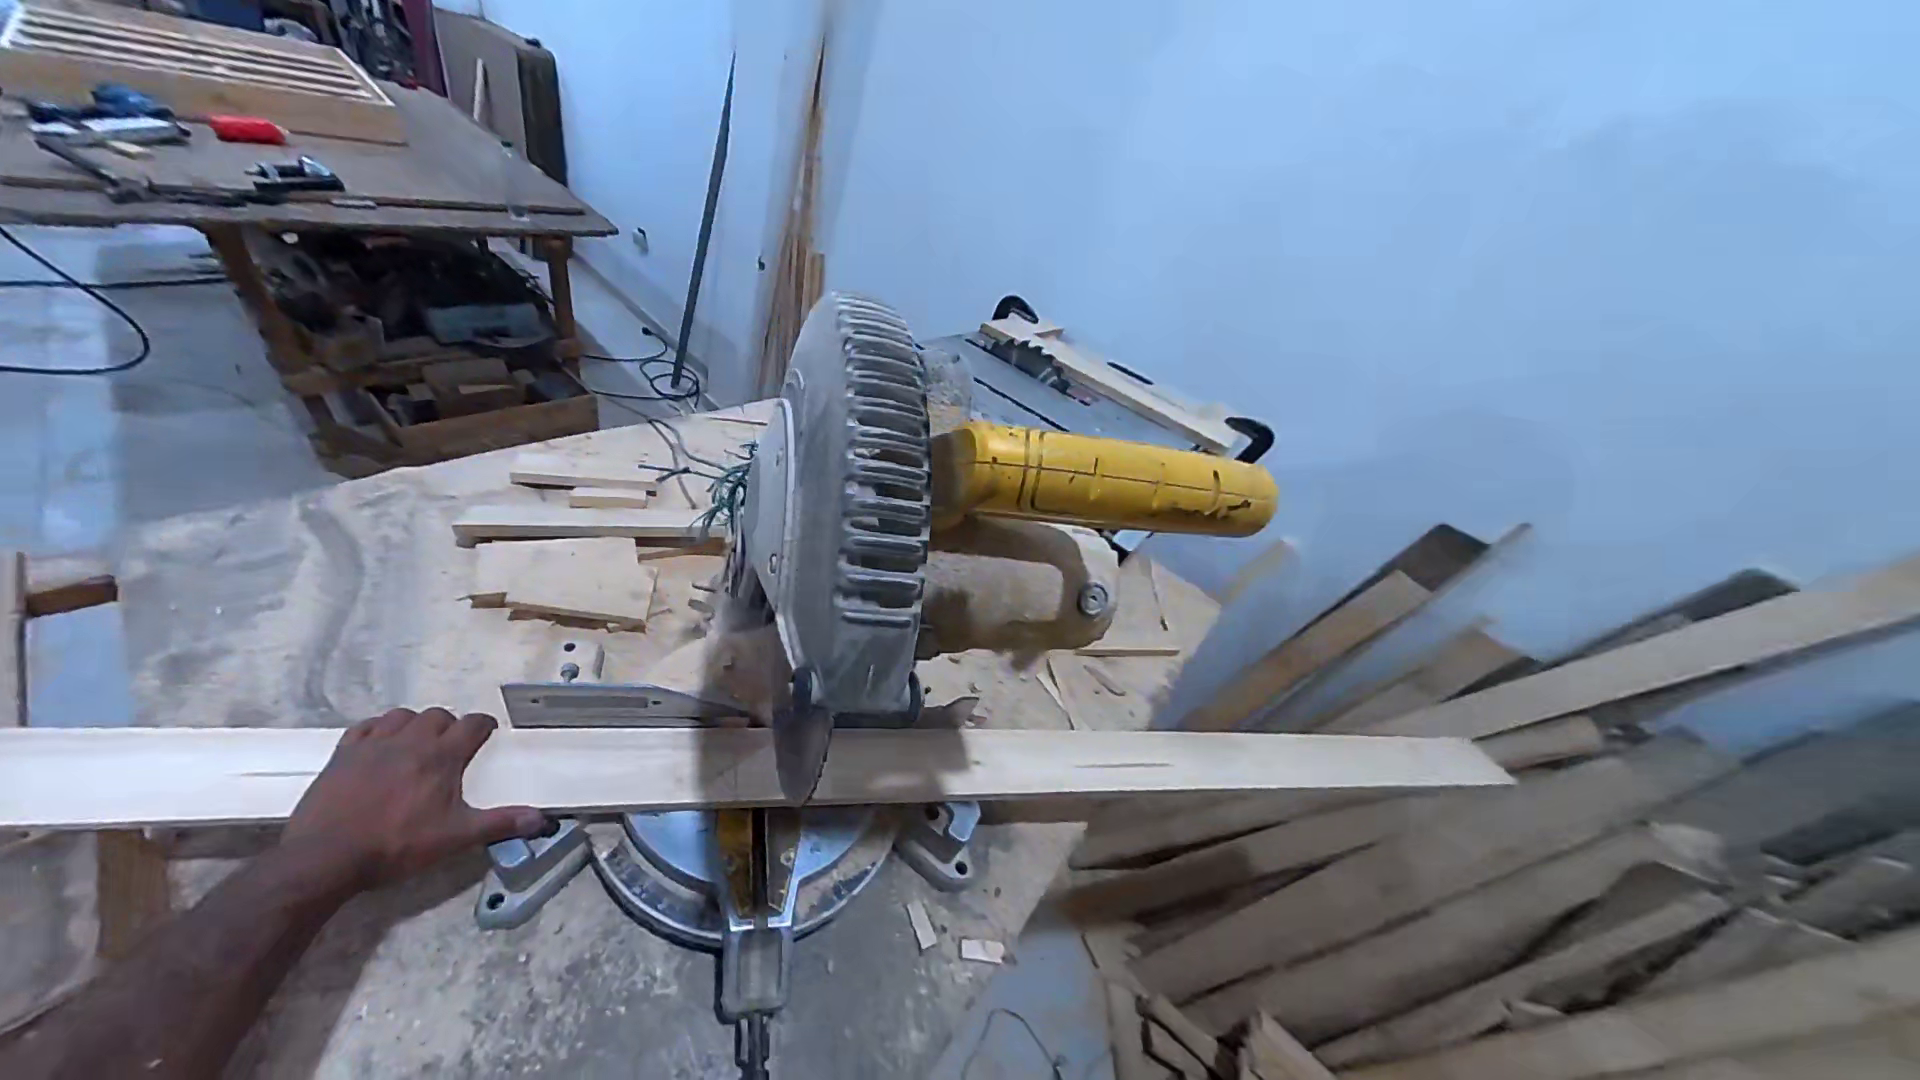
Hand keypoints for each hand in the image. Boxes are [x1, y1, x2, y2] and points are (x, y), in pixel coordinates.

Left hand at [280, 708, 545, 892]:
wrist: (322, 861)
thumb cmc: (395, 846)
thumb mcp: (455, 837)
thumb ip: (500, 823)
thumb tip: (541, 820)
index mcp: (442, 756)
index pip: (473, 723)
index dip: (484, 726)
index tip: (486, 736)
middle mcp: (411, 742)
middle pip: (437, 715)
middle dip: (448, 725)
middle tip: (450, 746)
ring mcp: (372, 747)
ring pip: (401, 716)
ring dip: (413, 724)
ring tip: (415, 743)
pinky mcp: (341, 756)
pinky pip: (364, 727)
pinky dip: (376, 730)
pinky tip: (379, 745)